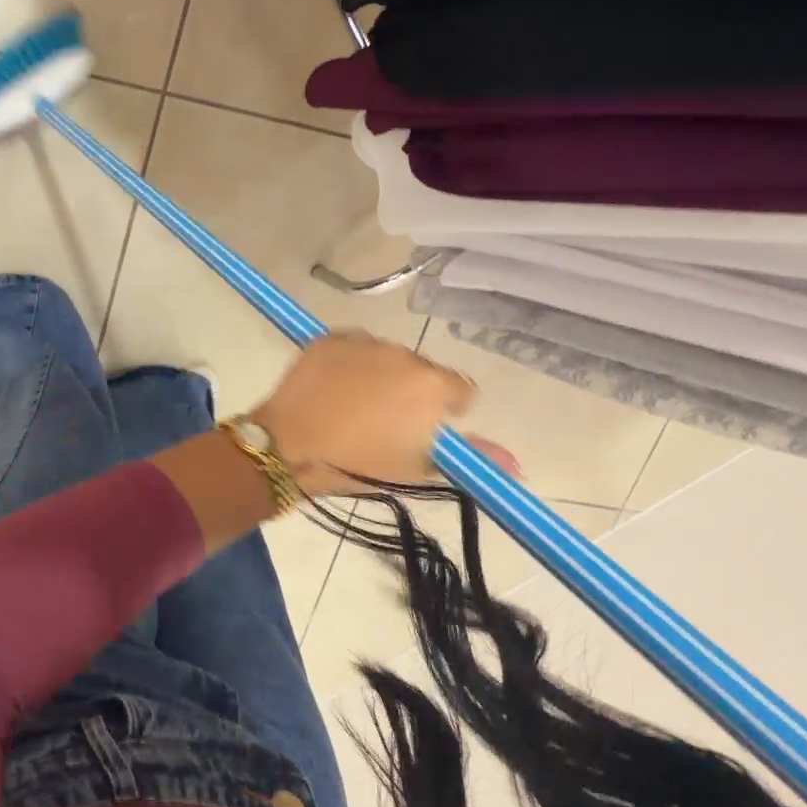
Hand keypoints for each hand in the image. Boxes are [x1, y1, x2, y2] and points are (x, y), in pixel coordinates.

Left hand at [249, 331, 510, 496]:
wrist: (288, 446)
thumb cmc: (356, 463)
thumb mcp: (416, 467)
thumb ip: (471, 458)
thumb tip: (518, 466)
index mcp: (431, 384)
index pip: (460, 391)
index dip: (444, 411)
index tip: (422, 430)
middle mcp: (402, 354)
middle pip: (420, 372)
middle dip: (410, 393)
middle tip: (383, 422)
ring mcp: (362, 342)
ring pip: (385, 358)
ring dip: (380, 375)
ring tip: (353, 405)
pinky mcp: (328, 339)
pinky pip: (352, 348)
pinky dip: (349, 364)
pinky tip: (332, 388)